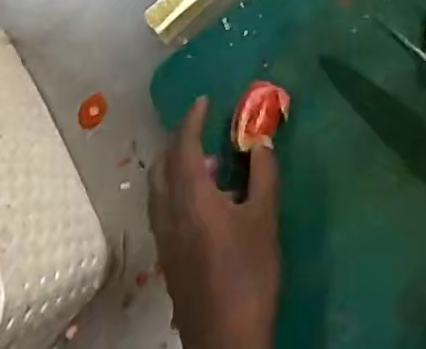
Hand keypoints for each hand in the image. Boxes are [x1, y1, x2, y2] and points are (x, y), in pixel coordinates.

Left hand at [148, 96, 280, 348]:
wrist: (226, 339)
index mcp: (189, 195)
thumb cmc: (248, 274)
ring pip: (160, 187)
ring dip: (178, 166)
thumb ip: (263, 175)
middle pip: (164, 164)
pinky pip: (164, 207)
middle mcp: (168, 210)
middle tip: (204, 131)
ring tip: (210, 166)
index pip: (183, 144)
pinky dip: (178, 189)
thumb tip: (262, 141)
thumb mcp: (265, 219)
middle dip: (181, 141)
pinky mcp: (167, 255)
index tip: (203, 100)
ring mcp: (163, 235)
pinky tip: (205, 203)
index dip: (192, 119)